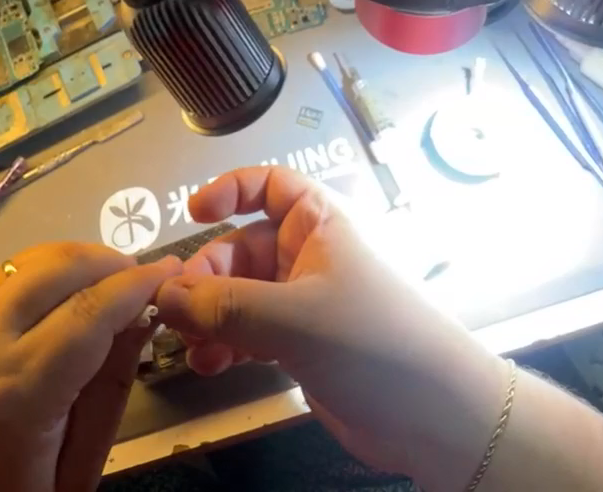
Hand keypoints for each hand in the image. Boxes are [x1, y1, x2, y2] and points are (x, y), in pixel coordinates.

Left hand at [0, 242, 180, 491]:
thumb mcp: (68, 476)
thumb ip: (107, 395)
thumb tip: (139, 325)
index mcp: (19, 390)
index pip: (96, 308)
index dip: (141, 283)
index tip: (174, 273)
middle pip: (63, 266)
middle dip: (113, 260)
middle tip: (145, 279)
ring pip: (31, 258)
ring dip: (79, 258)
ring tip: (109, 281)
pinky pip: (2, 274)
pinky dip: (43, 269)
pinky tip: (62, 292)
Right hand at [153, 167, 510, 491]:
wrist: (438, 417)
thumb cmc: (373, 341)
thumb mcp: (295, 317)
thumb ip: (226, 306)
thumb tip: (165, 295)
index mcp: (319, 222)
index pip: (269, 184)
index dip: (230, 189)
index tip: (193, 212)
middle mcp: (309, 253)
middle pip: (242, 246)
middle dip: (207, 278)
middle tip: (178, 315)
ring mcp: (304, 300)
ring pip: (240, 294)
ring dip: (211, 317)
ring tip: (193, 350)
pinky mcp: (302, 341)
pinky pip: (249, 330)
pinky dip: (227, 343)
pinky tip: (211, 365)